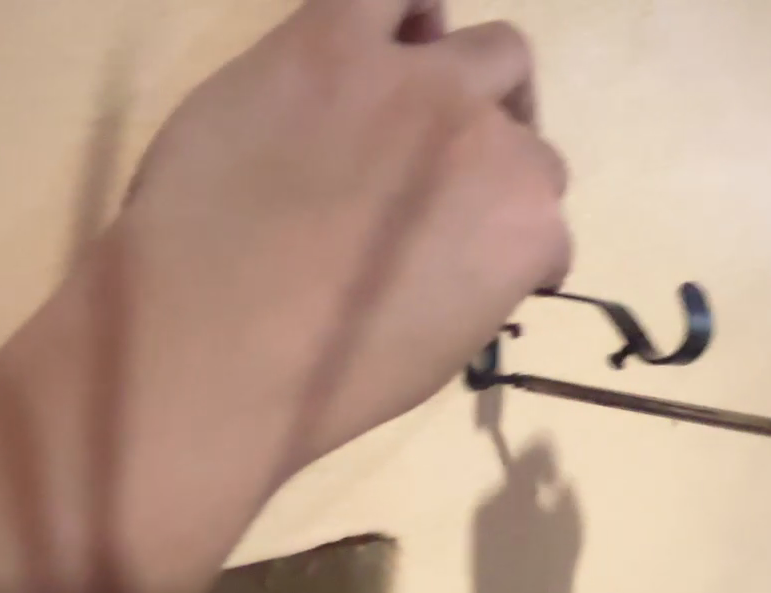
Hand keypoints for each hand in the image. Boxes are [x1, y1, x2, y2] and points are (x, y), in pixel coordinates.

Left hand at [115, 0, 570, 472]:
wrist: (219, 341)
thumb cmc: (338, 378)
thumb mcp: (444, 352)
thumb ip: (484, 284)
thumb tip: (474, 257)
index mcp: (529, 233)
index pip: (551, 237)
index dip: (520, 259)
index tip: (486, 272)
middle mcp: (495, 146)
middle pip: (532, 148)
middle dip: (507, 178)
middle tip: (456, 200)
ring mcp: (419, 84)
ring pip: (496, 53)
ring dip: (482, 90)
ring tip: (435, 116)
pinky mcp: (333, 41)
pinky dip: (407, 13)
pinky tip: (388, 43)